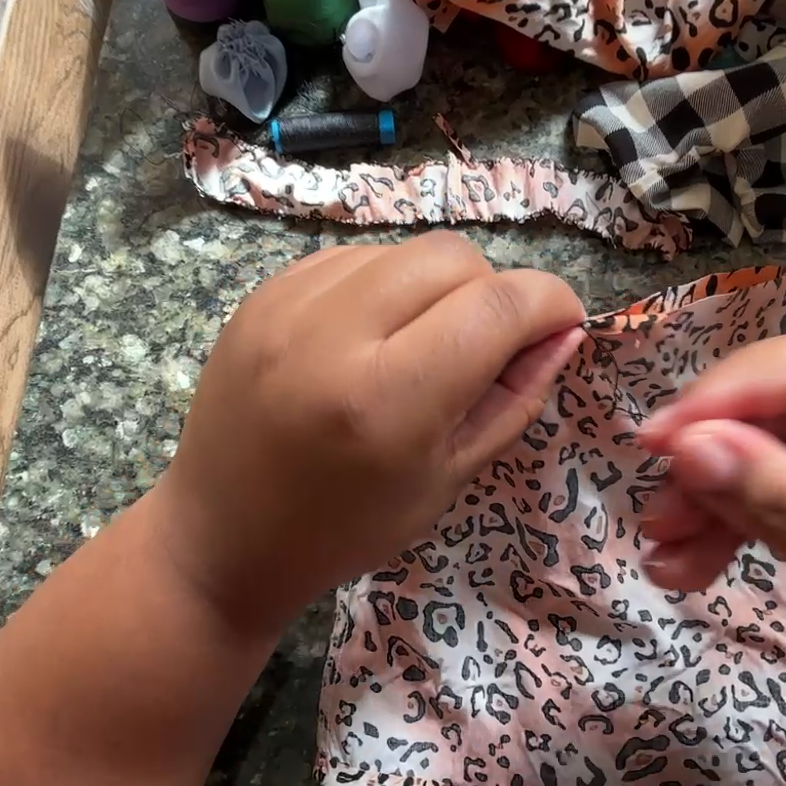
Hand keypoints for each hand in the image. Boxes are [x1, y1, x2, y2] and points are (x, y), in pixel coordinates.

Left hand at [151, 233, 585, 631]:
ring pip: (403, 248)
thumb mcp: (446, 481)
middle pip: (454, 256)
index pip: (498, 305)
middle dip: (492, 292)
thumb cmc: (343, 529)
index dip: (552, 303)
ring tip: (418, 344)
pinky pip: (352, 258)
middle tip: (483, 347)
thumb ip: (514, 400)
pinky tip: (369, 335)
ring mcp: (285, 305)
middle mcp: (333, 333)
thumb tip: (564, 334)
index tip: (562, 326)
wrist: (221, 536)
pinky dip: (382, 285)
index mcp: (387, 399)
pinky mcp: (259, 294)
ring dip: (435, 287)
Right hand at [636, 326, 785, 717]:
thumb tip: (685, 445)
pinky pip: (772, 486)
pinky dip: (727, 523)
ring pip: (764, 446)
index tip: (658, 440)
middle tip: (656, 505)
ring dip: (708, 498)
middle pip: (781, 403)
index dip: (730, 391)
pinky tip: (686, 565)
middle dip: (711, 455)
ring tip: (662, 552)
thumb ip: (782, 498)